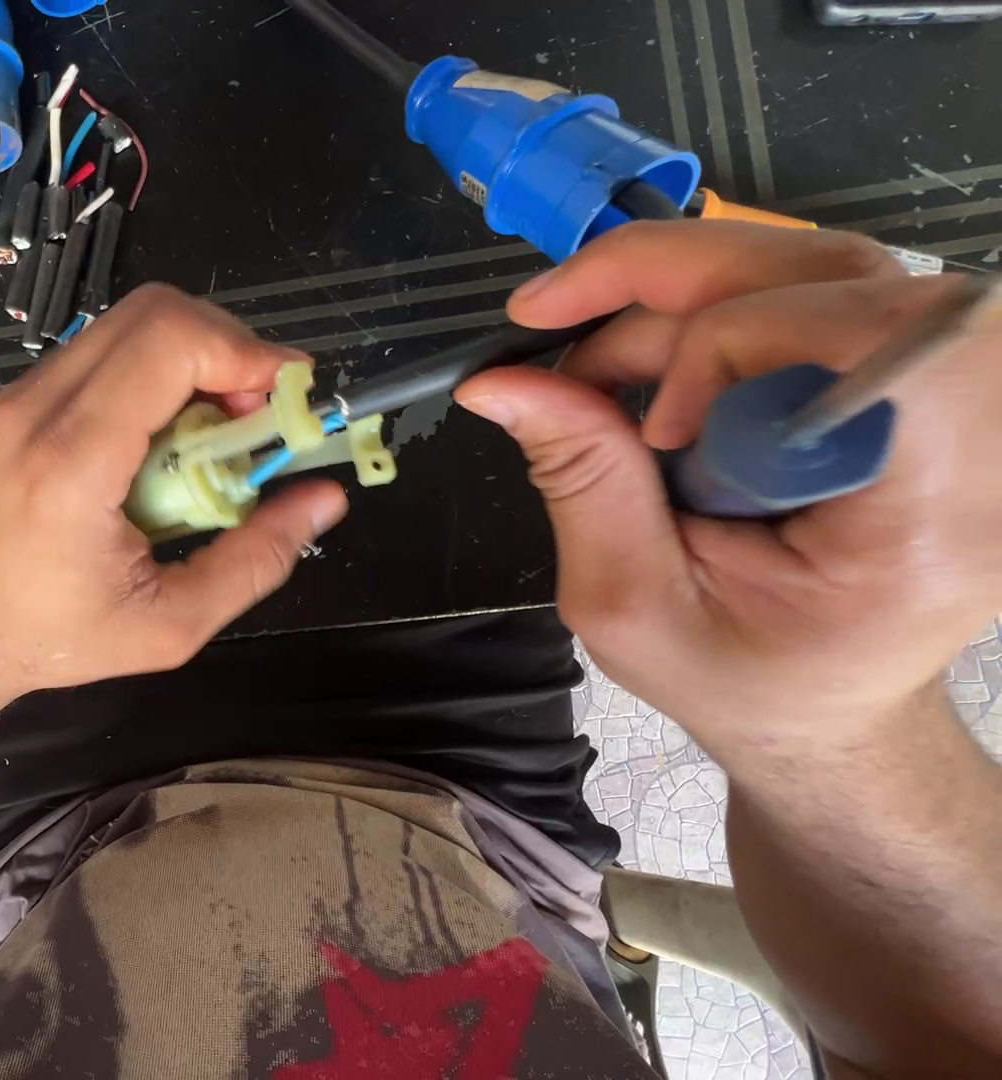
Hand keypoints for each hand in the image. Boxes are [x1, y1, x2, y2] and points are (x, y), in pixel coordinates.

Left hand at [0, 284, 348, 719]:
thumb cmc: (52, 639)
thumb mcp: (169, 625)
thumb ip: (255, 561)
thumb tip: (323, 499)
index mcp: (70, 463)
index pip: (166, 343)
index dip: (244, 349)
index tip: (287, 394)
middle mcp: (34, 411)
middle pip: (151, 313)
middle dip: (226, 345)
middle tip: (255, 411)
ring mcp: (15, 400)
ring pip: (123, 324)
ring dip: (189, 354)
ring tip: (215, 422)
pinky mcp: (11, 404)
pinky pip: (96, 352)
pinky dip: (149, 368)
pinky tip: (163, 428)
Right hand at [454, 222, 1001, 766]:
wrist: (814, 700)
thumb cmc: (727, 673)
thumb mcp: (622, 597)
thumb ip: (577, 480)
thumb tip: (498, 384)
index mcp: (928, 521)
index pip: (885, 343)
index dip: (740, 340)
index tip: (649, 423)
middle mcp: (982, 439)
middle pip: (840, 275)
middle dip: (670, 284)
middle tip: (551, 322)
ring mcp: (960, 401)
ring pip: (819, 267)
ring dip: (675, 297)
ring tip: (590, 367)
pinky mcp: (912, 383)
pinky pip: (813, 294)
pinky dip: (703, 309)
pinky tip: (643, 364)